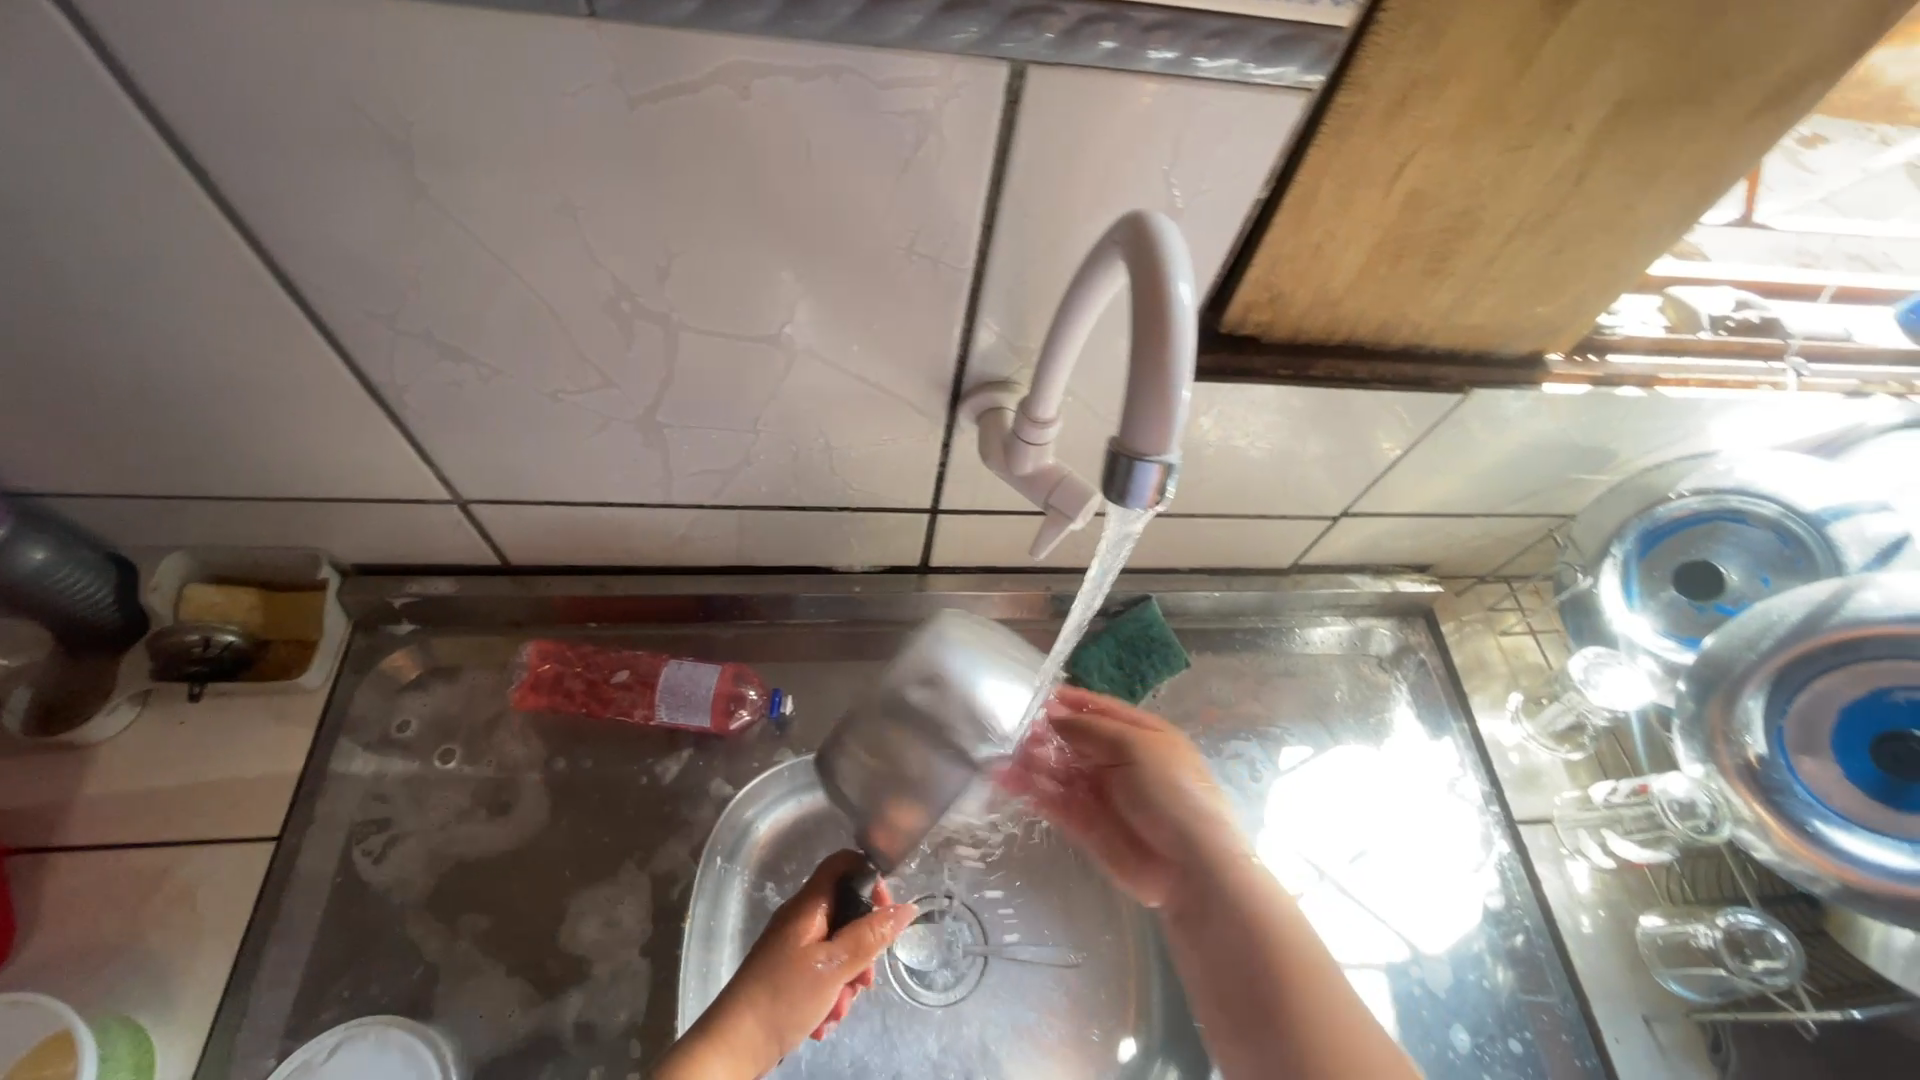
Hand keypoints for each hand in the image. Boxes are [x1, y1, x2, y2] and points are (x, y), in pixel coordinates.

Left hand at [658, 851, 916, 1078]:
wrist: (732, 1047)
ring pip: (838, 949)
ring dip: (848, 979)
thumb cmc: (782, 997)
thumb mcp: (834, 966)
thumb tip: (907, 908)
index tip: (885, 916)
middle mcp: (800, 920)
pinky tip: (825, 1021)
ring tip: (839, 1009)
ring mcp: (792, 948)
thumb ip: (871, 935)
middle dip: (864, 948)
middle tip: (864, 980)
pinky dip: (830, 995)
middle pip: (847, 913)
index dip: (870, 880)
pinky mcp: (788, 976)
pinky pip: (822, 973)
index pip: (843, 864)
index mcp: (808, 905)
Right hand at [1001, 686, 1242, 910]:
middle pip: (1075, 741)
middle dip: (1046, 735)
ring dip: (1034, 762)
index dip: (1072, 703)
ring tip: (1006, 758)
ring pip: (1060, 771)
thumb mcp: (1134, 747)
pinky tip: (1007, 780)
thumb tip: (1052, 715)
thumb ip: (1089, 730)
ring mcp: (1102, 795)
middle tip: (1018, 734)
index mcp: (1142, 736)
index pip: (1101, 710)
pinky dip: (1031, 790)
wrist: (1191, 866)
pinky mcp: (1086, 825)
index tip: (1039, 697)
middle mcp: (1121, 761)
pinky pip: (1054, 801)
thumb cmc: (1170, 793)